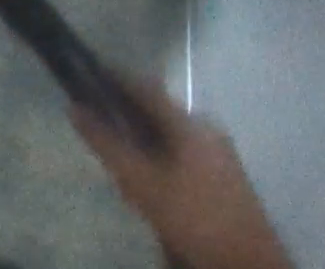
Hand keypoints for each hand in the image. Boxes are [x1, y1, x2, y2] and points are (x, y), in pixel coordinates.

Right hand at [73, 80, 293, 268]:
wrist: (250, 266)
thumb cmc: (193, 216)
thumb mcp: (140, 181)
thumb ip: (105, 142)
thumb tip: (74, 107)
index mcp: (190, 123)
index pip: (143, 86)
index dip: (111, 77)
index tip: (83, 74)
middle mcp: (207, 130)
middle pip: (155, 108)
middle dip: (123, 109)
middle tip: (94, 117)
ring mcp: (219, 153)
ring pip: (167, 131)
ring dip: (139, 133)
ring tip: (114, 147)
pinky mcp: (223, 176)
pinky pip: (180, 149)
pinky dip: (156, 150)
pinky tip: (144, 172)